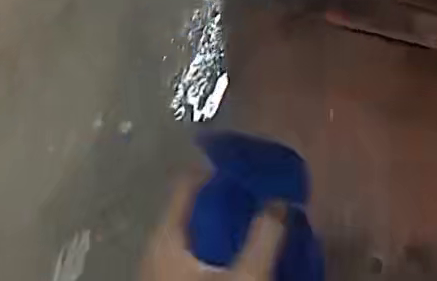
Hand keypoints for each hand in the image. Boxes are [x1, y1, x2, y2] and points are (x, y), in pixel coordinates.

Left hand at [139, 173, 287, 279]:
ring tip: (258, 226)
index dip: (219, 169)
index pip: (188, 182)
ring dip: (225, 230)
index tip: (250, 167)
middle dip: (229, 201)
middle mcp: (156, 253)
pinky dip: (217, 253)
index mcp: (166, 240)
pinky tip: (241, 261)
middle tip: (261, 197)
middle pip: (193, 209)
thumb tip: (280, 201)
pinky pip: (193, 261)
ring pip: (195, 238)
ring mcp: (160, 276)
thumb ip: (265, 236)